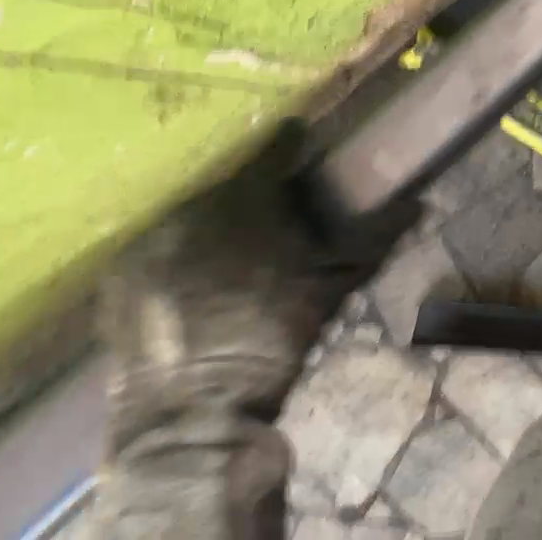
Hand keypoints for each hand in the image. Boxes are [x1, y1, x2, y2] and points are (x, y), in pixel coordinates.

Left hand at [89, 121, 415, 539]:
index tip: (300, 131)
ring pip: (193, 216)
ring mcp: (146, 246)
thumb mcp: (336, 283)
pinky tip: (205, 272)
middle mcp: (188, 212)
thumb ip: (377, 237)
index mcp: (244, 204)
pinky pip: (161, 247)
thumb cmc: (276, 335)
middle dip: (255, 190)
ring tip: (242, 240)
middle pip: (230, 186)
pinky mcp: (120, 280)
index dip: (289, 142)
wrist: (193, 410)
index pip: (270, 155)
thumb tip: (421, 203)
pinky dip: (186, 250)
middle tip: (279, 202)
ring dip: (219, 220)